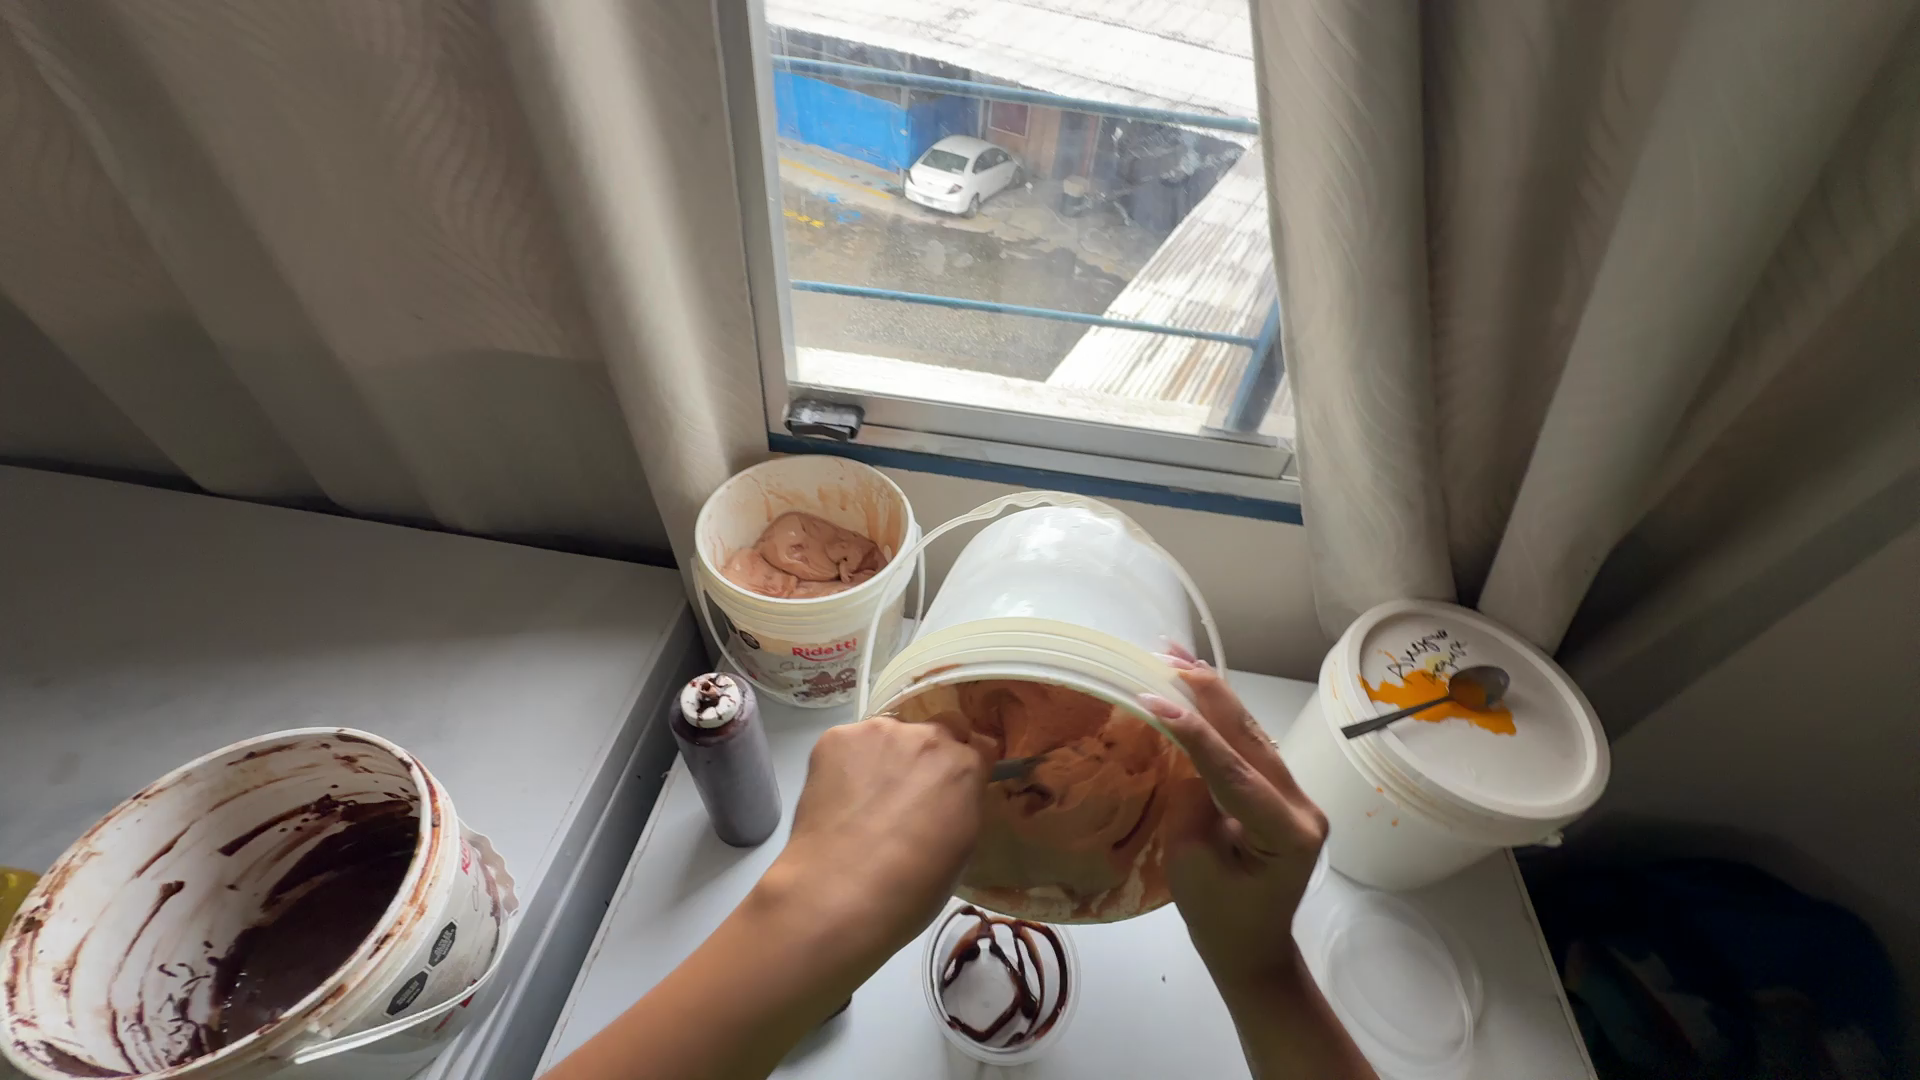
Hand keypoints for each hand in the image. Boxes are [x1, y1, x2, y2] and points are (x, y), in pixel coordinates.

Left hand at [757, 714, 995, 964]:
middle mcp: (927, 736)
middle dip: (926, 757)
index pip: (977, 747)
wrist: (838, 892)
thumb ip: (963, 803)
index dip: (963, 768)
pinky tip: (838, 799)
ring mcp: (880, 732)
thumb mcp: (962, 847)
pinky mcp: (837, 737)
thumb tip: (950, 794)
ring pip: (889, 735)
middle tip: (905, 795)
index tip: (950, 789)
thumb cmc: (911, 888)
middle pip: (936, 731)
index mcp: (964, 765)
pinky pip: (851, 743)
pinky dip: (847, 764)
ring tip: (864, 801)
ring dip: (885, 757)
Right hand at [1140, 648, 1327, 987]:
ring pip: (1251, 732)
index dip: (1191, 730)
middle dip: (1206, 691)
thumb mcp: (1189, 856)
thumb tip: (1182, 740)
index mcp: (1285, 832)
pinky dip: (1220, 714)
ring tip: (1175, 655)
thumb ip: (1191, 794)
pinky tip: (1197, 685)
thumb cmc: (1215, 916)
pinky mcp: (1282, 790)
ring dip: (1212, 693)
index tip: (1151, 695)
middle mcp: (1301, 805)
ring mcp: (1297, 794)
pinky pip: (1249, 744)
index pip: (1232, 770)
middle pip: (1250, 737)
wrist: (1252, 947)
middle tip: (1166, 655)